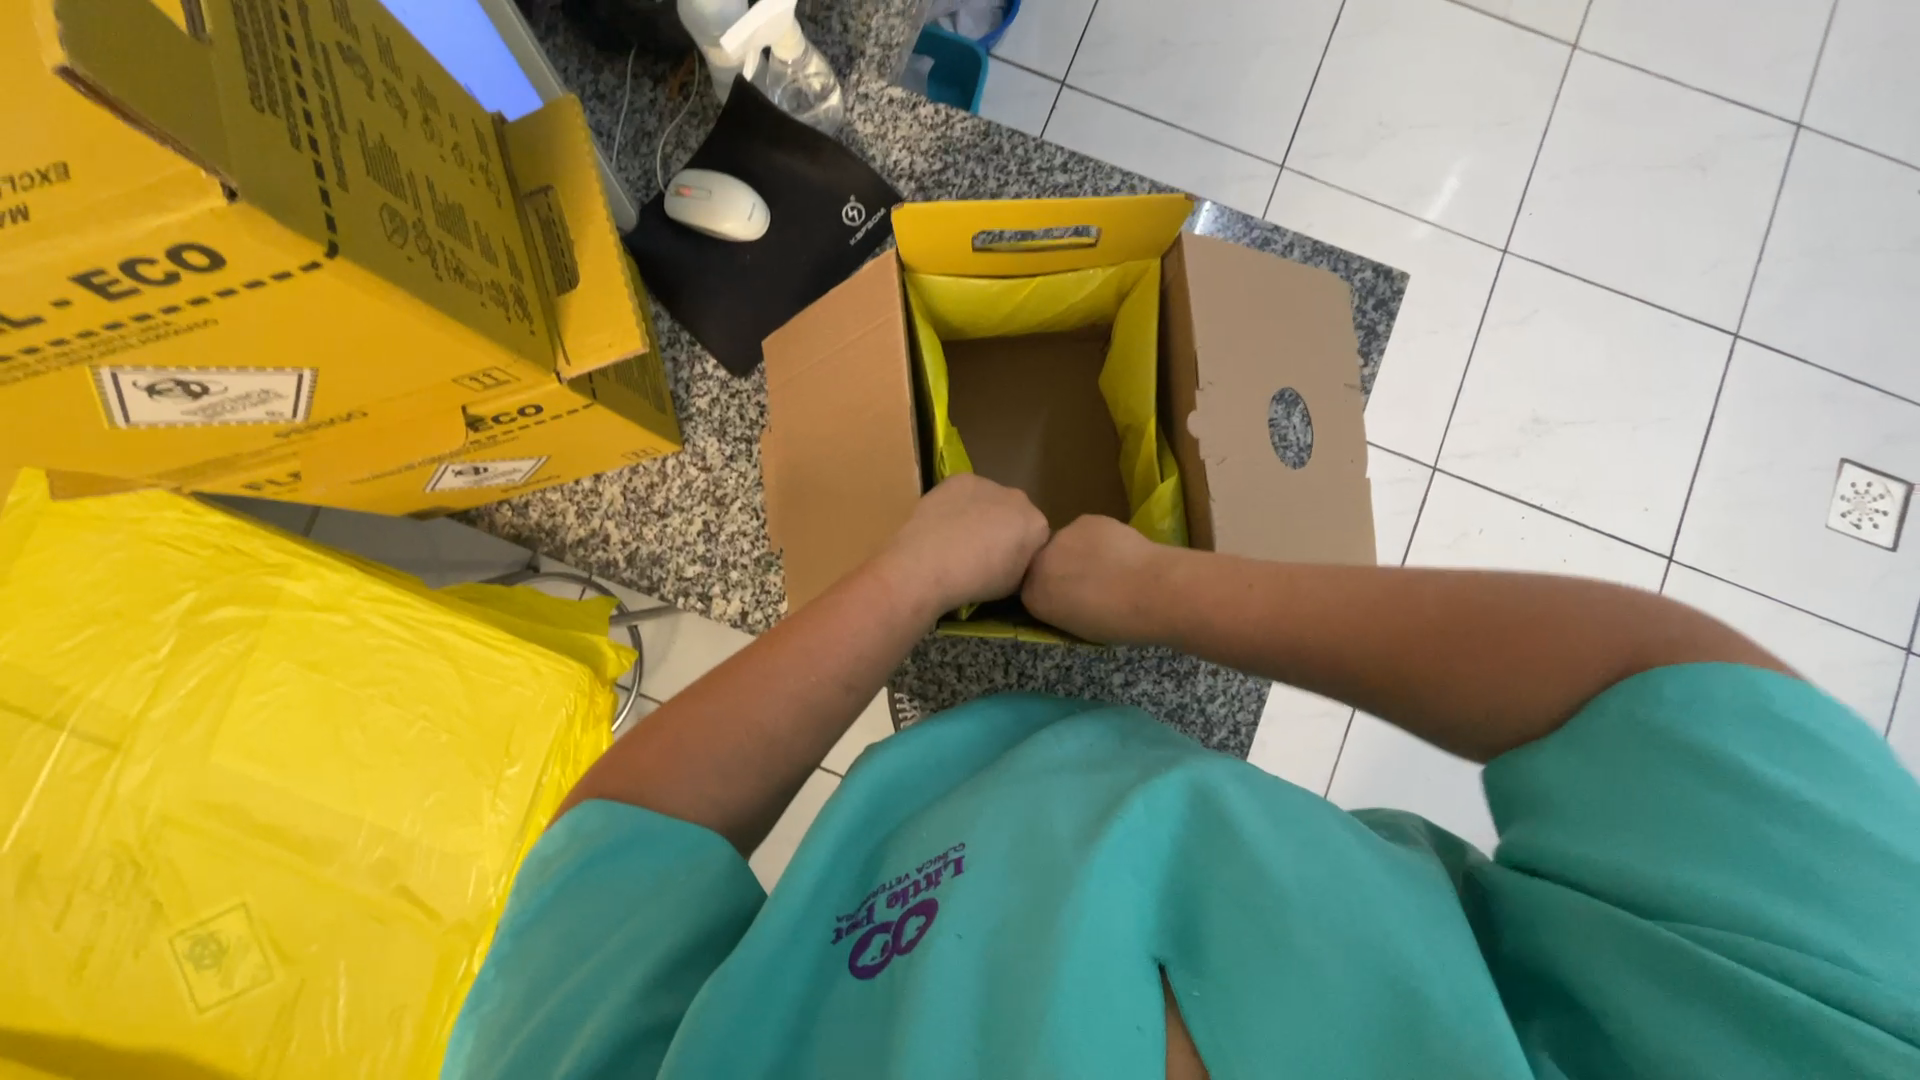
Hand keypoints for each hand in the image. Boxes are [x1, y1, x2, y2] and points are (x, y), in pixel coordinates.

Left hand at [873, 474, 1050, 619]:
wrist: (928, 565)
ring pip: (989, 500)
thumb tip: (1013, 559)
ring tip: (957, 537)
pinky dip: (957, 504)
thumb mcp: (1012, 585)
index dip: (1020, 551)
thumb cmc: (975, 582)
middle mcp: (1019, 498)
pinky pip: (965, 492)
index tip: (1003, 565)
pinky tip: (943, 523)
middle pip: (1014, 513)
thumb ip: (1021, 565)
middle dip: (1003, 527)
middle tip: (980, 551)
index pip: (1036, 536)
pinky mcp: (959, 478)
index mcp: (1037, 525)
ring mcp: (988, 484)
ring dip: (980, 513)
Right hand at [1021, 515, 1169, 644]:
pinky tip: (1118, 550)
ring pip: (1065, 543)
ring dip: (1079, 551)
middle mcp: (1038, 564)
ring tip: (1108, 564)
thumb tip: (1065, 596)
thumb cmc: (1118, 622)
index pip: (1031, 590)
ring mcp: (1061, 537)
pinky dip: (1098, 538)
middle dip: (1061, 568)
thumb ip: (1060, 608)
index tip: (1069, 598)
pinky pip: (1085, 530)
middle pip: (1044, 562)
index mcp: (1033, 596)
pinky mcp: (1084, 520)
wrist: (1151, 591)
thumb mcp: (1078, 627)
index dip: (1051, 592)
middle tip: (1088, 579)